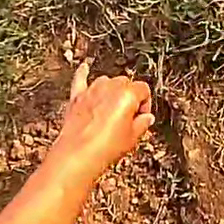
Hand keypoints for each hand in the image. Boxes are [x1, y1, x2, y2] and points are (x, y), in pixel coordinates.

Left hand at [43, 62, 153, 186]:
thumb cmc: (105, 147)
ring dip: (111, 92)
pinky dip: (83, 73)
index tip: (141, 117)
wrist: (77, 156)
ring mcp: (92, 90)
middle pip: (126, 84)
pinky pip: (81, 79)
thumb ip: (142, 123)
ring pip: (107, 82)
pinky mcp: (77, 97)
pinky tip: (84, 67)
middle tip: (127, 119)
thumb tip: (146, 118)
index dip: (145, 104)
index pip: (144, 90)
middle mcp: (110, 87)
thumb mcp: (133, 137)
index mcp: (128, 93)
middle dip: (129, 98)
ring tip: (111, 111)